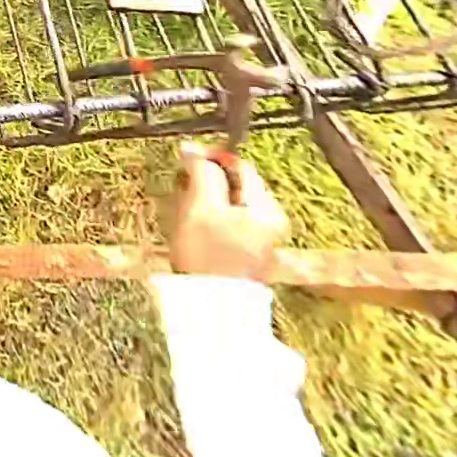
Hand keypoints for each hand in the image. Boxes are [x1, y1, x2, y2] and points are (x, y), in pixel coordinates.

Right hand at [169, 142, 288, 278]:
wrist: (211, 307)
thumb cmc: (207, 255)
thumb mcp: (200, 206)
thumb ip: (201, 172)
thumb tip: (192, 149)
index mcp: (267, 208)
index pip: (239, 165)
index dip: (211, 156)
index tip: (186, 158)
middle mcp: (271, 221)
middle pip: (236, 183)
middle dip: (208, 180)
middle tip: (184, 187)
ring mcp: (262, 238)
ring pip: (229, 201)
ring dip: (206, 198)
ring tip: (187, 208)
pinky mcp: (249, 251)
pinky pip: (228, 219)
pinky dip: (210, 215)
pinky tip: (195, 226)